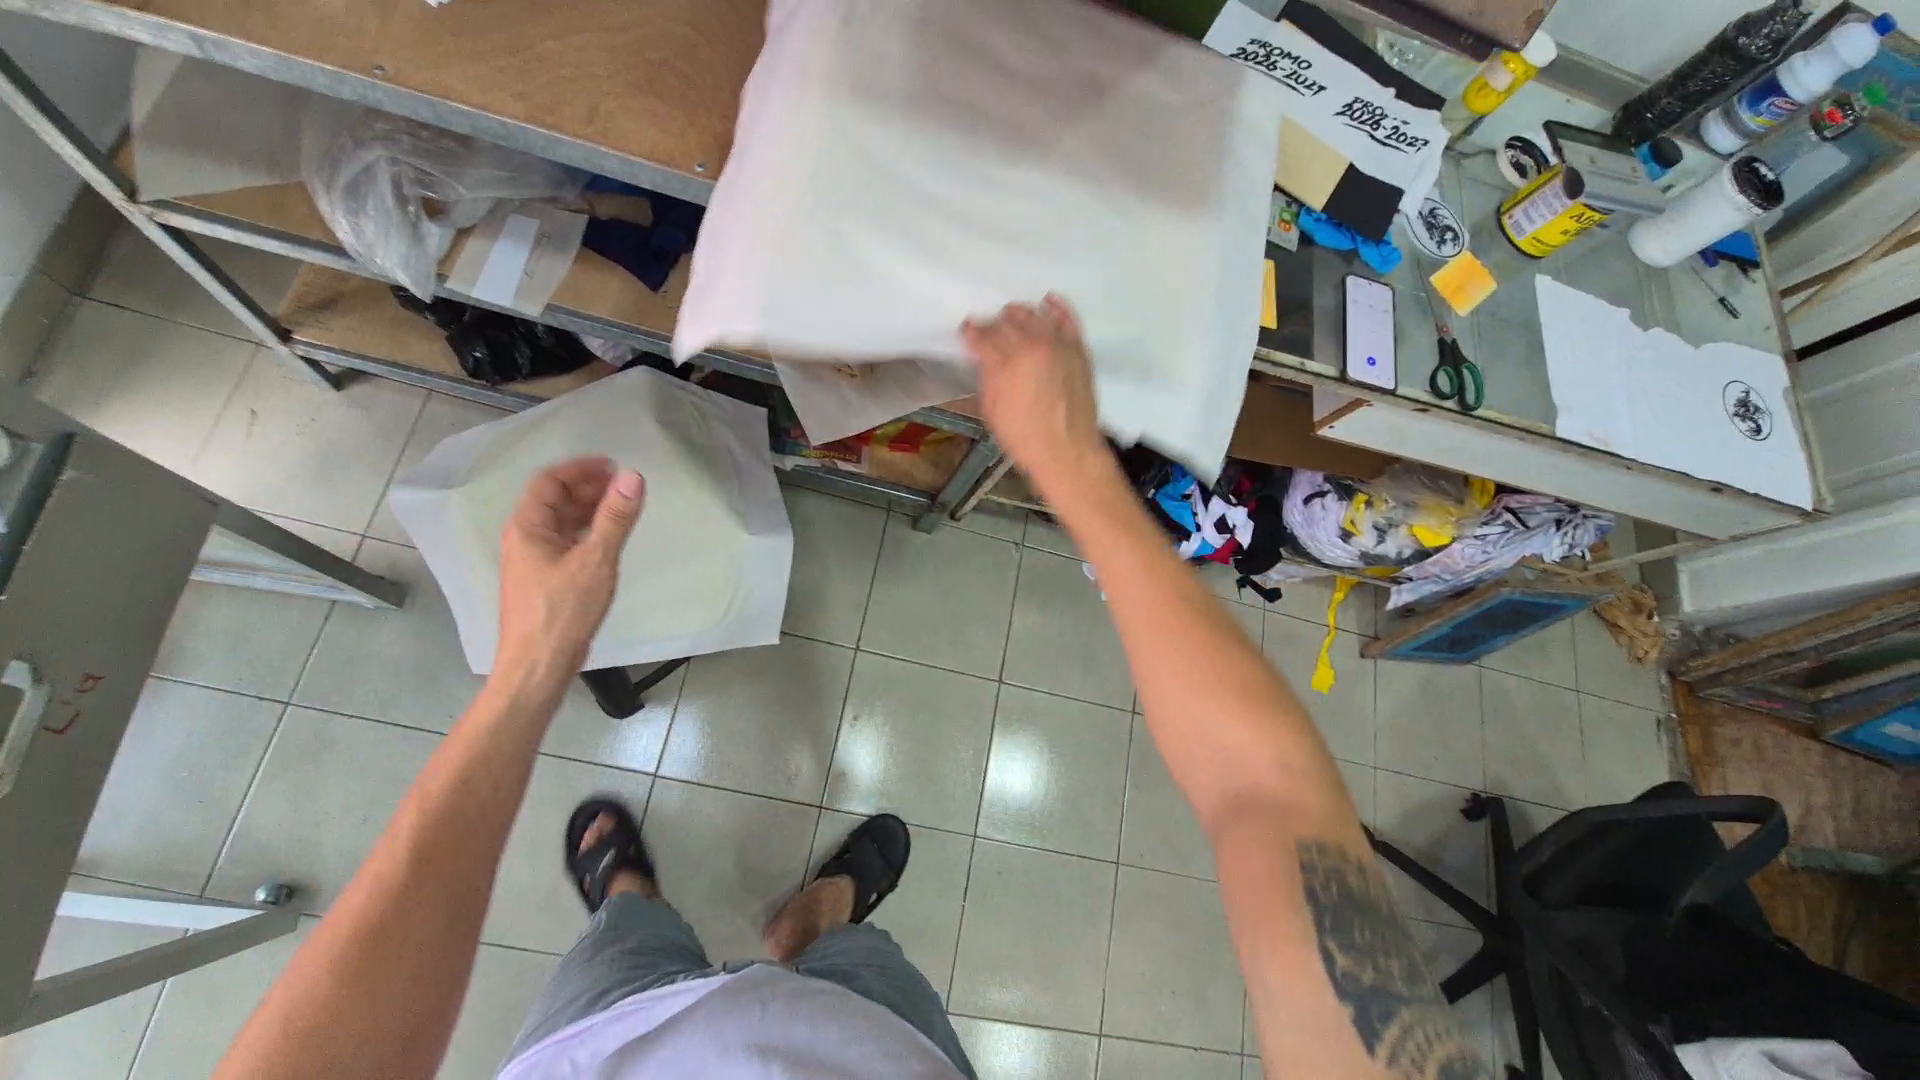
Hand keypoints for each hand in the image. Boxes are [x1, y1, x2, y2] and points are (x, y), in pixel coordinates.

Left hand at [496, 457, 645, 684]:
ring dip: (589, 509)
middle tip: (623, 485)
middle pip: (554, 500)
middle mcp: (525, 539)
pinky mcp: (545, 580)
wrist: (537, 666)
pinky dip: (587, 532)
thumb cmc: (562, 612)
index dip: (580, 468)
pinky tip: (608, 538)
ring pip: (561, 523)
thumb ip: (615, 518)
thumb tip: (633, 477)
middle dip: (588, 487)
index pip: (549, 482)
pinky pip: (566, 542)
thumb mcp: (595, 561)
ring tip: (622, 507)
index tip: (613, 466)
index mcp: (527, 528)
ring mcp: (533, 561)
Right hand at [962, 295, 1108, 496]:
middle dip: (995, 323)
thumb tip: (985, 359)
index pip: (983, 336)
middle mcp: (1031, 345)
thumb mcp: (992, 409)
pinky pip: (1068, 319)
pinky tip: (1048, 301)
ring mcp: (1058, 344)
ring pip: (1035, 315)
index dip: (972, 332)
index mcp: (1005, 361)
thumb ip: (988, 376)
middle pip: (1008, 322)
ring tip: (1012, 314)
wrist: (1066, 450)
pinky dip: (1058, 307)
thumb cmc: (1023, 437)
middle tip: (989, 327)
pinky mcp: (1078, 349)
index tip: (968, 330)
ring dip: (1020, 313)